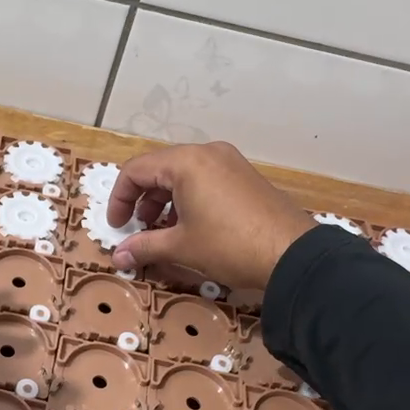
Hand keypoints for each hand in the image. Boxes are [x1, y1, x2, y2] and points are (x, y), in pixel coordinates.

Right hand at [106, 141, 315, 291]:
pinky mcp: (245, 176)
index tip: (117, 226)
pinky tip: (190, 226)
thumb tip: (118, 256)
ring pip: (182, 174)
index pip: (136, 170)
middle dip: (142, 199)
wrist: (292, 254)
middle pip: (159, 168)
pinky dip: (188, 198)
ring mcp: (229, 162)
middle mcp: (207, 153)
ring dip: (164, 200)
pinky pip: (205, 179)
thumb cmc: (229, 246)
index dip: (120, 198)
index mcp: (186, 162)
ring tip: (162, 231)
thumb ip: (145, 246)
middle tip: (138, 229)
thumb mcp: (181, 247)